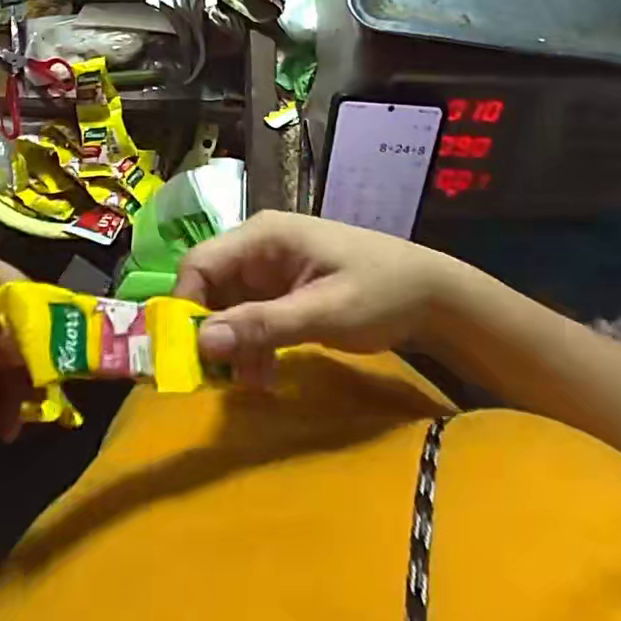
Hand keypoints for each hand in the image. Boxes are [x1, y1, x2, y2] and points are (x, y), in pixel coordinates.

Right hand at [174, 211, 466, 378]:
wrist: (434, 297)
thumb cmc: (382, 291)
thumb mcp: (324, 311)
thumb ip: (263, 325)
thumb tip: (202, 342)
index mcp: (263, 235)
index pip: (200, 263)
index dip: (186, 304)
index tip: (187, 352)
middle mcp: (258, 249)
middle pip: (210, 288)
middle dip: (211, 332)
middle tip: (216, 377)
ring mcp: (269, 271)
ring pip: (228, 309)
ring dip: (233, 346)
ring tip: (251, 384)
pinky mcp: (281, 293)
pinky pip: (250, 320)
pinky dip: (252, 348)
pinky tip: (265, 377)